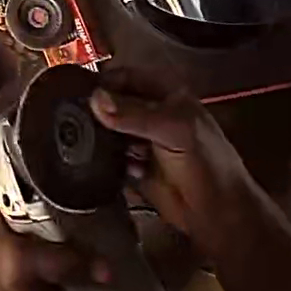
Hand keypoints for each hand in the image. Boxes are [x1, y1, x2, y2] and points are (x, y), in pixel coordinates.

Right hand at [88, 72, 257, 257]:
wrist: (218, 213)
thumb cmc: (205, 161)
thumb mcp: (173, 128)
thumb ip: (134, 114)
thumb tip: (94, 99)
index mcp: (164, 93)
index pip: (125, 77)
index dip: (103, 82)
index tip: (76, 93)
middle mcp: (150, 112)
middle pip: (112, 104)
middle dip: (96, 112)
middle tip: (72, 120)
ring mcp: (141, 140)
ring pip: (108, 132)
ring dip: (100, 140)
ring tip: (88, 146)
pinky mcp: (133, 167)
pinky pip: (110, 158)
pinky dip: (106, 162)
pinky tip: (108, 167)